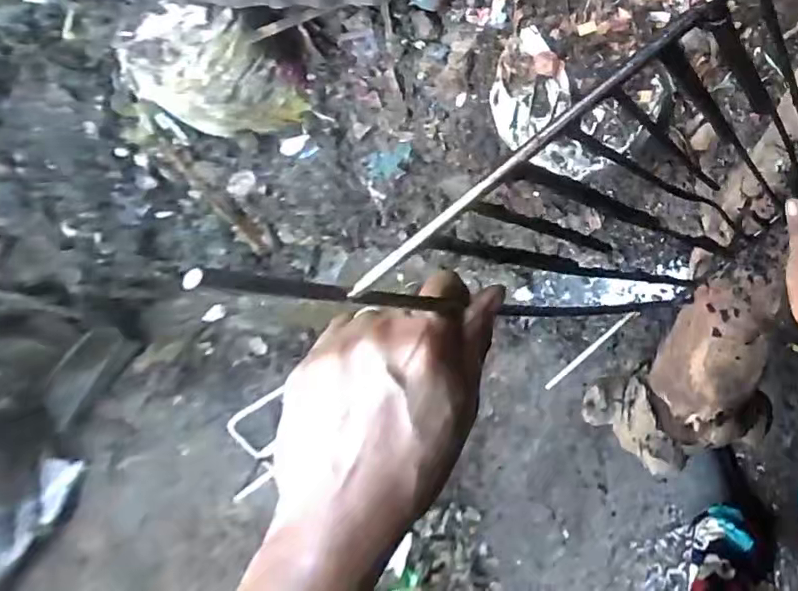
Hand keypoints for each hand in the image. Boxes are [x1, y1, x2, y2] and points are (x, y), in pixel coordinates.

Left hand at [244, 271, 501, 588]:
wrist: (339, 514)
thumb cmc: (417, 460)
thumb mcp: (464, 399)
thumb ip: (476, 339)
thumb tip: (491, 295)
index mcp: (429, 332)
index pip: (445, 283)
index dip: (452, 305)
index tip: (450, 332)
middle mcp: (384, 325)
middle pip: (407, 304)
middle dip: (415, 328)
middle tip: (413, 373)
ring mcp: (340, 343)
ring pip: (372, 320)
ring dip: (380, 339)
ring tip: (377, 386)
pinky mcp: (306, 363)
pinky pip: (337, 338)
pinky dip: (349, 353)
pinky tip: (350, 392)